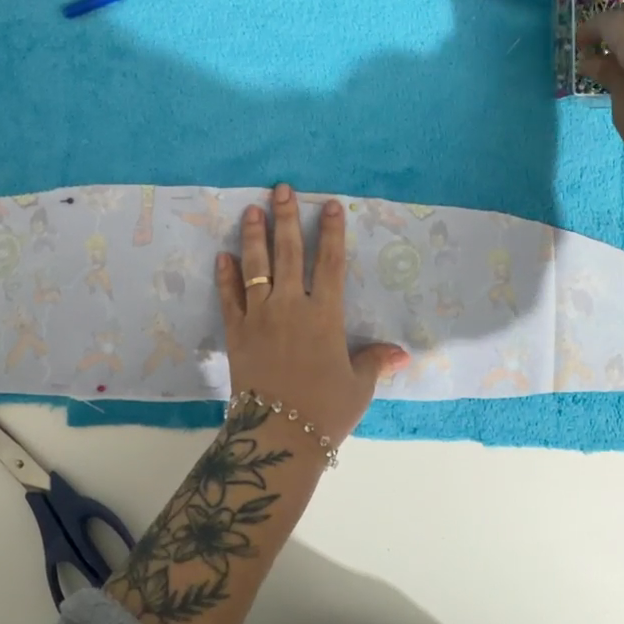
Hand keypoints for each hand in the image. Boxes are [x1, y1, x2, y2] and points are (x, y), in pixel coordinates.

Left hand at [215, 184, 408, 444]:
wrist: (277, 434)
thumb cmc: (324, 411)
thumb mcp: (357, 386)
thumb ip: (374, 362)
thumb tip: (400, 353)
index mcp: (325, 315)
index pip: (331, 263)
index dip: (331, 232)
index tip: (329, 205)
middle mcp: (291, 306)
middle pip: (289, 252)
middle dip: (286, 218)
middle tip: (281, 189)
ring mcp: (260, 316)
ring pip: (256, 266)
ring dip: (253, 236)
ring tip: (251, 210)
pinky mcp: (236, 331)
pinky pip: (230, 296)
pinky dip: (226, 275)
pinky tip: (223, 256)